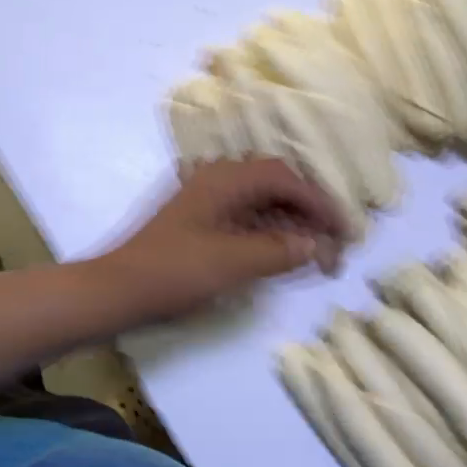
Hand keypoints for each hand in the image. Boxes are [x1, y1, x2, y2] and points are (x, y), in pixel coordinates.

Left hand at [93, 157, 352, 321]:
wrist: (121, 288)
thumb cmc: (175, 271)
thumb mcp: (232, 263)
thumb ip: (278, 250)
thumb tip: (315, 243)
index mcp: (224, 178)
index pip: (283, 177)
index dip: (319, 201)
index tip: (344, 231)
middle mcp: (216, 178)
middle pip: (274, 182)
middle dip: (308, 209)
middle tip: (334, 242)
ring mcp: (206, 198)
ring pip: (261, 199)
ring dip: (290, 222)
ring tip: (317, 253)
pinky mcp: (200, 219)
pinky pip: (246, 214)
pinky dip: (270, 231)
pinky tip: (284, 254)